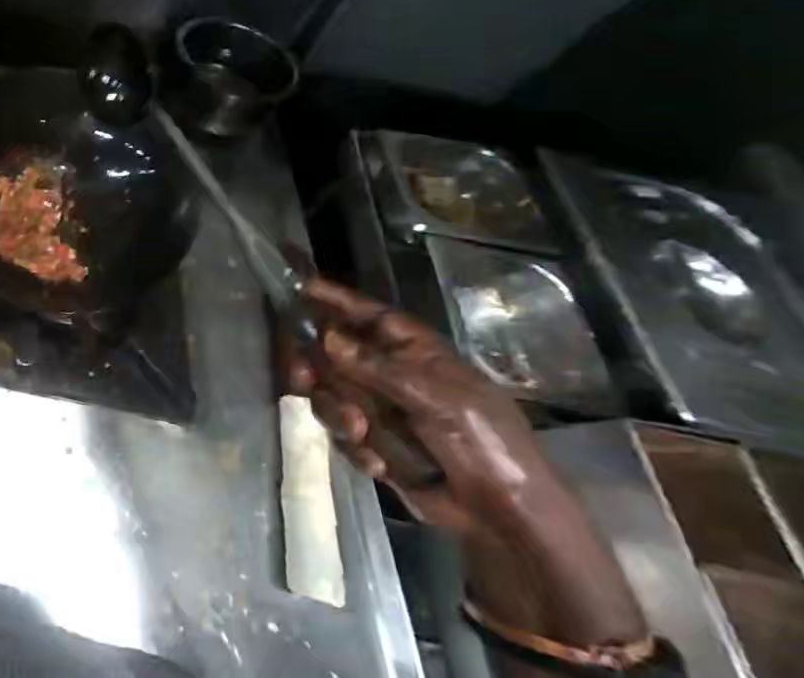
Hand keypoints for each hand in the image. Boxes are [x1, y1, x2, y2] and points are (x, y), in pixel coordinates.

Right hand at [289, 277, 551, 535]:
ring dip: (337, 412)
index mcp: (412, 350)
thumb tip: (327, 338)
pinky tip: (379, 466)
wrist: (505, 516)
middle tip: (304, 378)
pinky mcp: (371, 443)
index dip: (332, 298)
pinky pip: (340, 434)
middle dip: (315, 366)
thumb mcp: (438, 398)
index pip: (365, 313)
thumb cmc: (485, 441)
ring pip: (327, 393)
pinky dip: (356, 450)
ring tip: (360, 433)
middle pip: (329, 352)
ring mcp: (377, 408)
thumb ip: (379, 368)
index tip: (297, 286)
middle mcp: (387, 372)